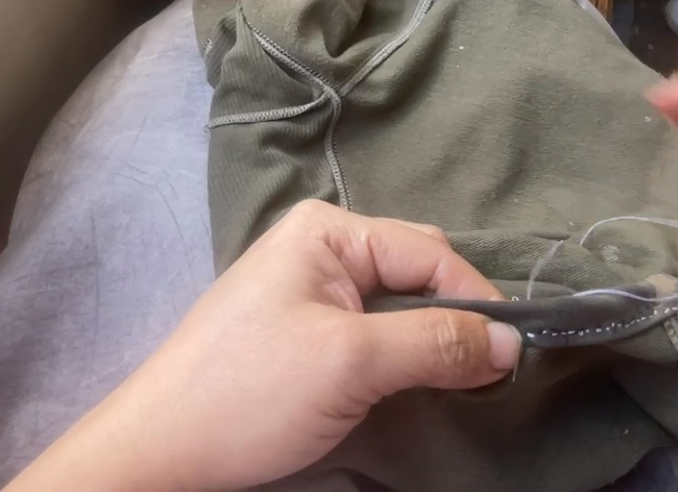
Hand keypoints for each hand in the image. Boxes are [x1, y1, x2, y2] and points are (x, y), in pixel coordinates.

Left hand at [7, 200, 521, 491]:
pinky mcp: (303, 322)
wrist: (161, 449)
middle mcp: (321, 243)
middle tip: (487, 368)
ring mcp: (309, 282)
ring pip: (395, 298)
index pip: (426, 253)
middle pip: (413, 267)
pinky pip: (370, 321)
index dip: (475, 299)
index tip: (515, 355)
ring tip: (457, 374)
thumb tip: (511, 340)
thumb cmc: (253, 389)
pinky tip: (412, 373)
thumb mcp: (351, 362)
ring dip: (429, 333)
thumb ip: (434, 343)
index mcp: (329, 229)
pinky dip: (401, 346)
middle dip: (453, 312)